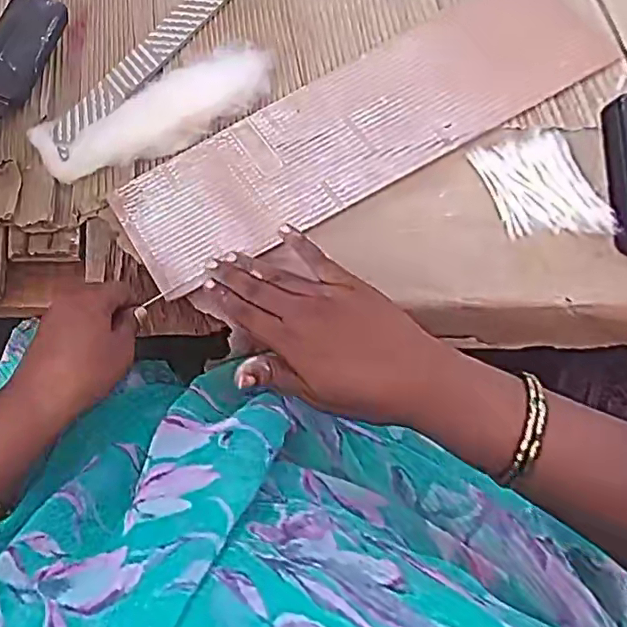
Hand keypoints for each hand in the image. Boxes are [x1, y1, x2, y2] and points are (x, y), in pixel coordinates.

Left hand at [2, 281, 139, 425]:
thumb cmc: (88, 372)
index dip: (133, 302)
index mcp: (92, 297)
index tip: (138, 320)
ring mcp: (53, 312)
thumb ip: (131, 326)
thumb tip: (131, 314)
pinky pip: (67, 321)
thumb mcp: (122, 351)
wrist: (42, 394)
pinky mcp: (42, 328)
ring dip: (94, 320)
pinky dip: (77, 330)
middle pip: (98, 294)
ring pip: (81, 308)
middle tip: (122, 336)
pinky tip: (81, 354)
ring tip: (101, 348)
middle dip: (112, 310)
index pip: (120, 288)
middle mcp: (70, 298)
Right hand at [198, 227, 476, 427]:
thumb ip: (276, 376)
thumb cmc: (367, 394)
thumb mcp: (316, 394)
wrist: (420, 378)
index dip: (223, 301)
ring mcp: (325, 295)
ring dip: (254, 264)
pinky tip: (285, 232)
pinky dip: (300, 244)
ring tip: (234, 254)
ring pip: (279, 275)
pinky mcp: (349, 285)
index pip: (246, 315)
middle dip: (230, 276)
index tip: (206, 288)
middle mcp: (301, 312)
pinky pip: (318, 259)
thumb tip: (239, 372)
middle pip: (257, 290)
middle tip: (211, 263)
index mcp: (290, 341)